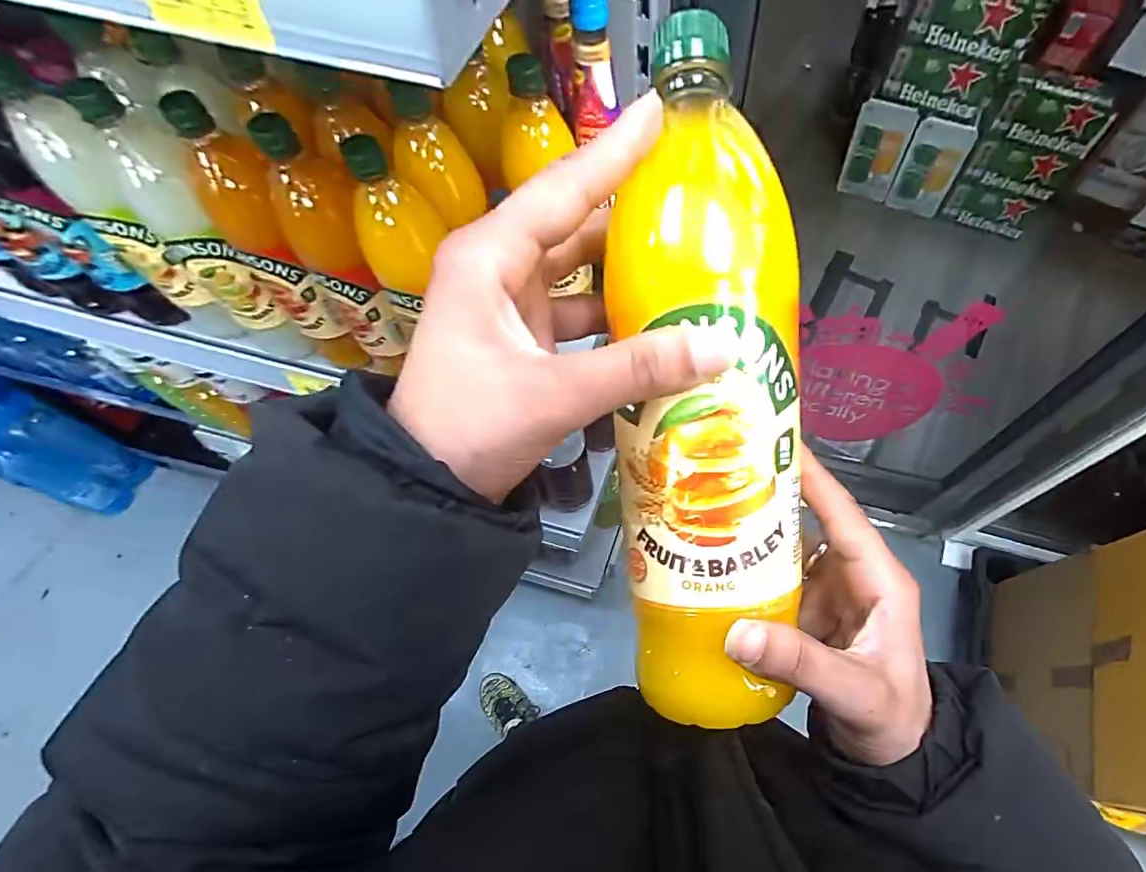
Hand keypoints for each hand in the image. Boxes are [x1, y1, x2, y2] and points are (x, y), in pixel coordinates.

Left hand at [387, 93, 735, 502]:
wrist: (427, 483)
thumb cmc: (468, 426)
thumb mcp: (552, 394)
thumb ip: (635, 369)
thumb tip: (718, 347)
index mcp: (489, 260)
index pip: (561, 191)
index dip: (612, 154)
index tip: (658, 114)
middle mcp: (499, 274)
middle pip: (574, 230)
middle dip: (628, 218)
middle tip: (689, 202)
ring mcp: (510, 311)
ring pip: (578, 278)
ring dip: (624, 276)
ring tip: (685, 266)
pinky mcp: (524, 345)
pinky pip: (577, 320)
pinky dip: (612, 323)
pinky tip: (653, 328)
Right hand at [723, 457, 932, 765]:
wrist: (892, 758)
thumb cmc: (891, 717)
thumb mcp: (853, 690)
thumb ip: (800, 662)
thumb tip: (734, 632)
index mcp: (878, 580)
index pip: (844, 517)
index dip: (814, 480)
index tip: (777, 445)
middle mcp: (850, 579)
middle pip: (808, 529)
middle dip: (768, 505)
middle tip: (719, 481)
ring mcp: (827, 598)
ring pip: (785, 558)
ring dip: (750, 542)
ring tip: (703, 520)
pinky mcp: (807, 619)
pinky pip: (773, 589)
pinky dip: (745, 581)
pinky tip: (711, 575)